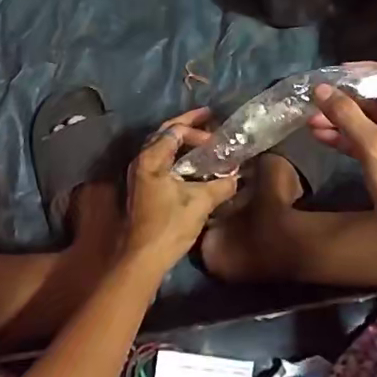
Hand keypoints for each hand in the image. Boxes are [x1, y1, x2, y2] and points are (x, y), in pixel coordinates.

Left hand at [122, 108, 239, 269]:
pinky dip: (177, 154)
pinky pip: (161, 160)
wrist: (142, 260)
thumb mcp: (200, 203)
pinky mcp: (143, 188)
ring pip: (162, 146)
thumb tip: (237, 175)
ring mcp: (139, 175)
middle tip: (209, 117)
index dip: (198, 131)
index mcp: (151, 158)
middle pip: (165, 133)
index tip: (217, 140)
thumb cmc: (169, 226)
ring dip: (182, 140)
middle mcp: (141, 161)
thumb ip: (221, 185)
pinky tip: (193, 161)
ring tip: (204, 136)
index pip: (175, 131)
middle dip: (188, 124)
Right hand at [308, 72, 376, 260]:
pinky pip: (360, 142)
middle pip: (376, 100)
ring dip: (339, 119)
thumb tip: (321, 89)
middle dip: (346, 98)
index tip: (339, 72)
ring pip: (365, 123)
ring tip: (309, 117)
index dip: (368, 72)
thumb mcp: (374, 146)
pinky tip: (318, 135)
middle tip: (317, 95)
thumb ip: (348, 115)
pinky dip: (341, 138)